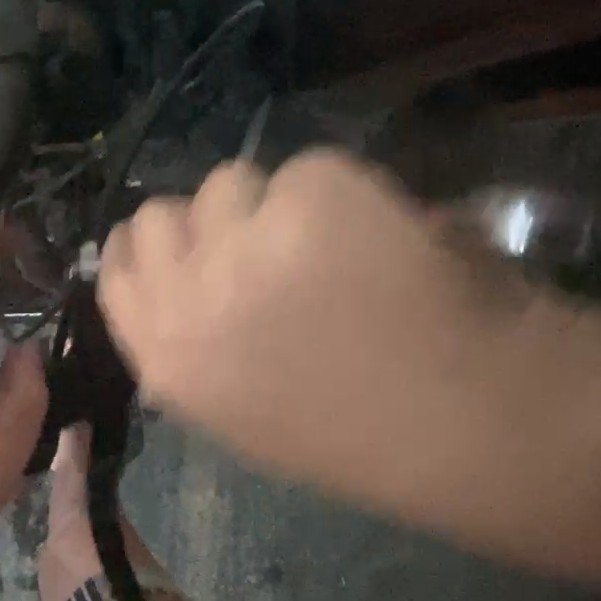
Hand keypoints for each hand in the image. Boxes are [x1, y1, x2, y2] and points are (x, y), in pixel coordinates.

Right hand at [97, 149, 562, 512]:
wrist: (485, 428)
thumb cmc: (365, 430)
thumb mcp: (237, 408)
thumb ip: (191, 338)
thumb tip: (182, 266)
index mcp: (168, 361)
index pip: (116, 269)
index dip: (151, 247)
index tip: (187, 241)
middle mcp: (189, 302)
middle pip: (161, 214)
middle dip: (209, 222)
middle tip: (266, 245)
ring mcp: (246, 247)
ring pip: (232, 182)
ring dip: (275, 205)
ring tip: (338, 252)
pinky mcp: (312, 201)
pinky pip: (307, 169)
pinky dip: (345, 195)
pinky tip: (386, 243)